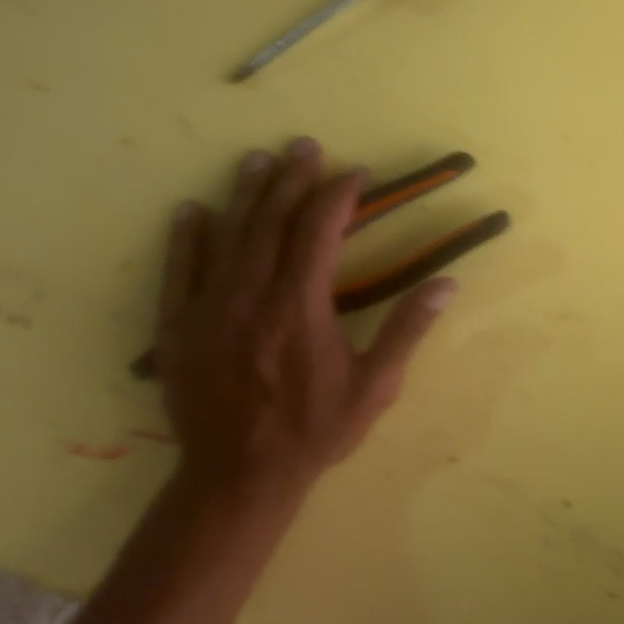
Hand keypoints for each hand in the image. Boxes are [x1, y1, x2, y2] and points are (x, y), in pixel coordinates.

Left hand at [150, 138, 457, 498]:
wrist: (236, 477)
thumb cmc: (315, 429)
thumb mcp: (375, 385)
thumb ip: (407, 329)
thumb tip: (446, 283)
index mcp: (301, 306)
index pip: (319, 232)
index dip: (338, 196)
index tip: (356, 173)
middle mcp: (251, 297)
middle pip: (272, 222)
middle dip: (291, 180)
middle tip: (304, 145)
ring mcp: (207, 311)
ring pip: (227, 237)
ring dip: (244, 195)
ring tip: (256, 159)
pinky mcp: (176, 330)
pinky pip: (178, 273)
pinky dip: (185, 238)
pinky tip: (191, 211)